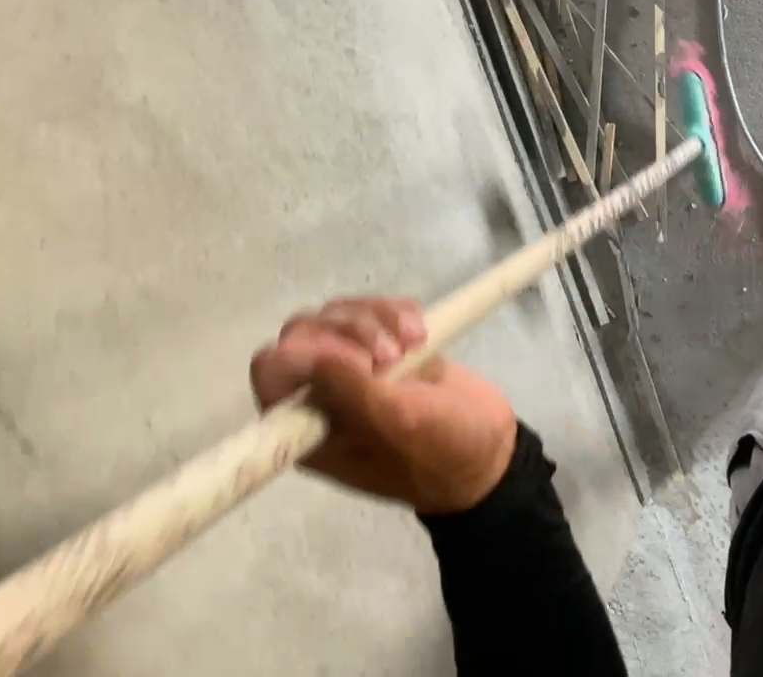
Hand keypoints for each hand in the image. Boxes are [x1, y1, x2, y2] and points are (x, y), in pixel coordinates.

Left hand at [251, 297, 517, 514]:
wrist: (490, 450)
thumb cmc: (441, 453)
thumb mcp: (397, 426)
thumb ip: (350, 390)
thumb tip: (304, 354)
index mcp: (307, 424)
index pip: (272, 370)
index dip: (307, 353)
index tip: (358, 362)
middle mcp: (322, 392)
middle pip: (306, 331)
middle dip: (351, 329)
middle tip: (394, 354)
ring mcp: (356, 367)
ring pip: (341, 314)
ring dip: (378, 317)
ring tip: (415, 341)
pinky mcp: (389, 347)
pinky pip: (377, 309)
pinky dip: (398, 311)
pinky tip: (422, 332)